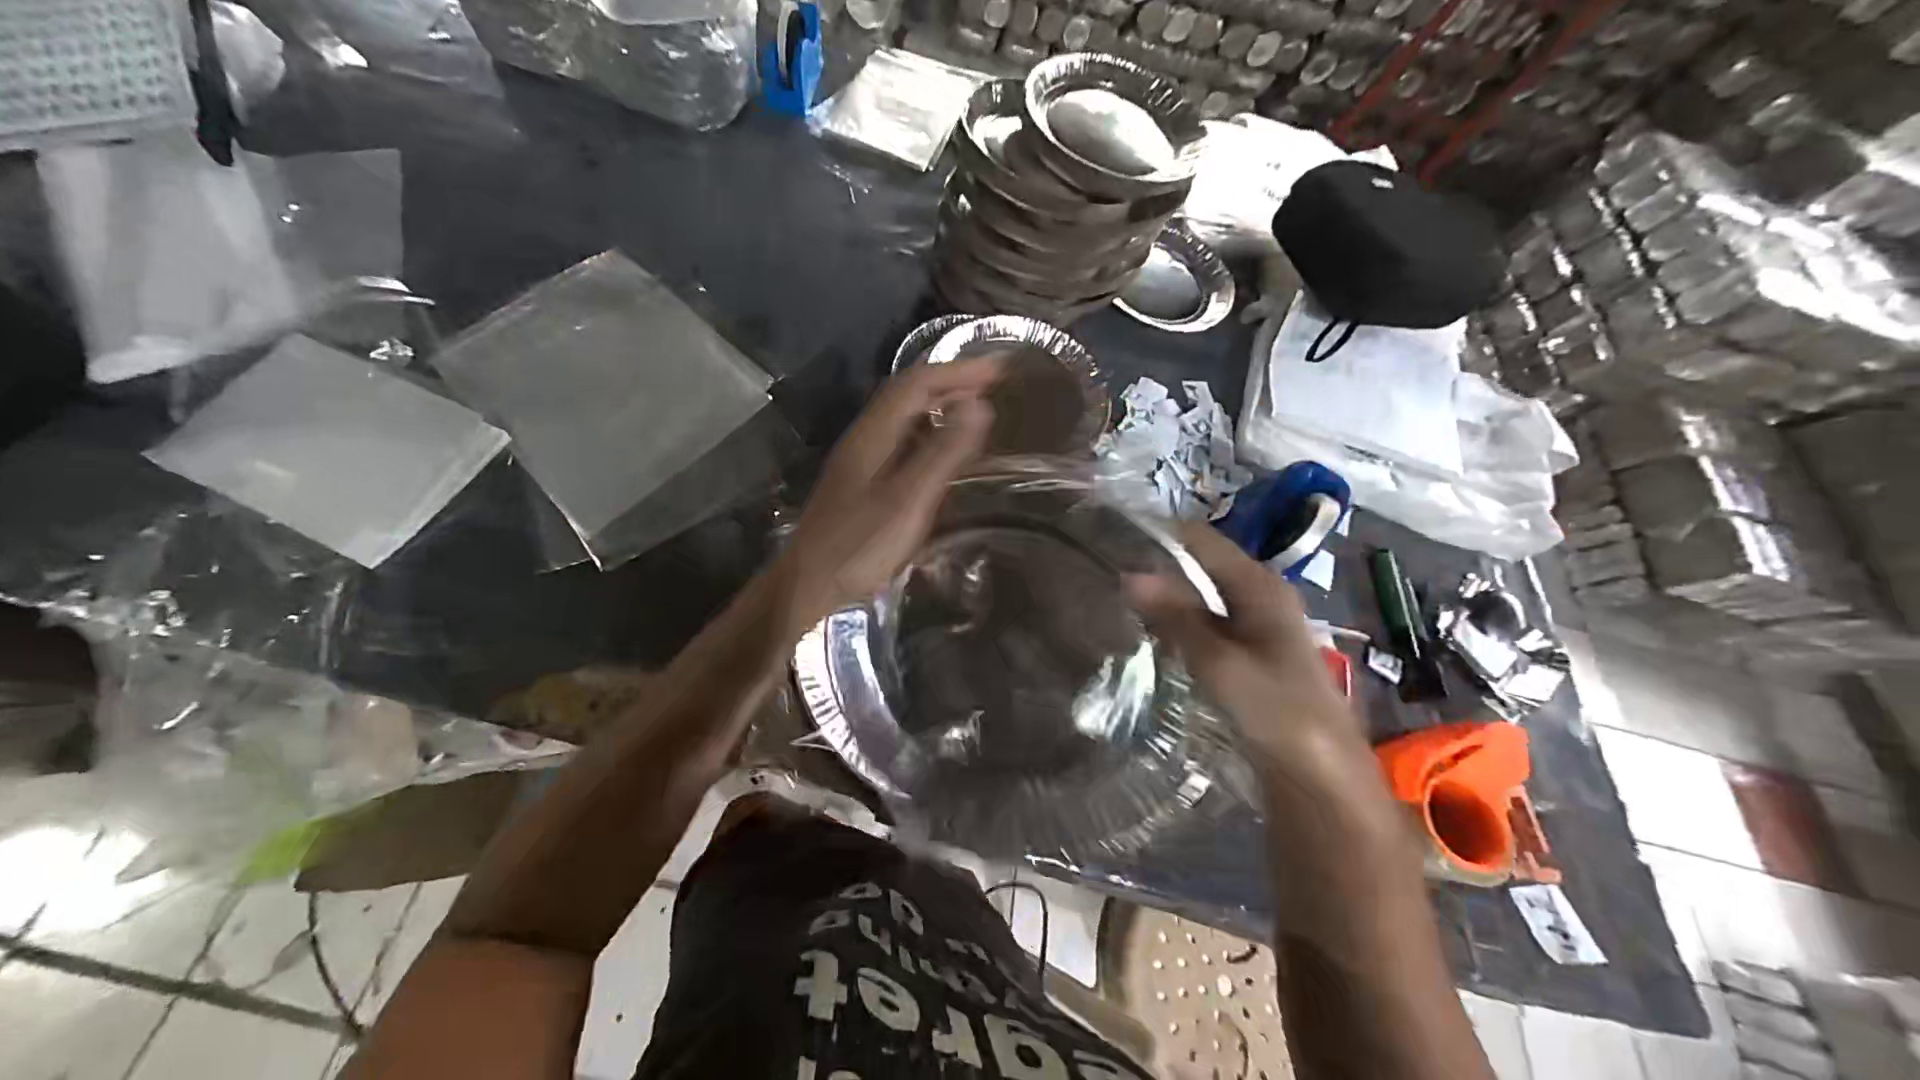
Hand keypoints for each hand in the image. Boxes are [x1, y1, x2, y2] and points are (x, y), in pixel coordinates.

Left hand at [771, 355, 999, 628]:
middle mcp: (865, 437)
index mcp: (874, 434)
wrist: (807, 584)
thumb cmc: (859, 545)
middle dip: (951, 381)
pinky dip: (929, 431)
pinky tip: (944, 449)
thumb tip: (978, 404)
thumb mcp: (907, 500)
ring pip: (904, 416)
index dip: (959, 370)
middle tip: (993, 383)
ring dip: (940, 404)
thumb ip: (943, 453)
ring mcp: (860, 459)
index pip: (918, 383)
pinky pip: (901, 440)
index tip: (1000, 367)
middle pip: (908, 393)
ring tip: (976, 409)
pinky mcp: (862, 481)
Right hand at [1127, 523, 1359, 765]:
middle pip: (1203, 567)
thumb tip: (1130, 575)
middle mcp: (1262, 597)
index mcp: (1260, 586)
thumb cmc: (1276, 710)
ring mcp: (1259, 627)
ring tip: (1120, 600)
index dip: (1161, 535)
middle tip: (1109, 572)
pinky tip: (1153, 637)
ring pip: (1203, 598)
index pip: (1202, 541)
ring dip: (1168, 599)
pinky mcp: (1252, 656)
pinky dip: (1180, 625)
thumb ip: (1175, 617)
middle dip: (1160, 568)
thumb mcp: (1218, 661)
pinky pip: (1208, 626)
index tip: (1116, 536)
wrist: (1320, 775)